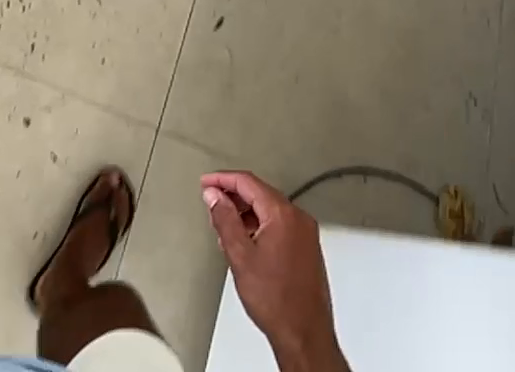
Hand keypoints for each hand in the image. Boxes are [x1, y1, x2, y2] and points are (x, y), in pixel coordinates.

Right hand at [201, 171, 347, 371]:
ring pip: (269, 209)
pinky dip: (260, 225)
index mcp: (282, 215)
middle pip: (260, 193)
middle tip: (211, 202)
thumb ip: (224, 219)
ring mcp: (306, 233)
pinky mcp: (307, 247)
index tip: (206, 182)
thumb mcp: (239, 255)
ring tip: (224, 226)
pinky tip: (245, 240)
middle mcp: (299, 219)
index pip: (248, 182)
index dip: (222, 179)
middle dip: (233, 196)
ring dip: (245, 212)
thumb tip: (214, 196)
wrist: (304, 334)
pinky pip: (279, 224)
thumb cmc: (276, 301)